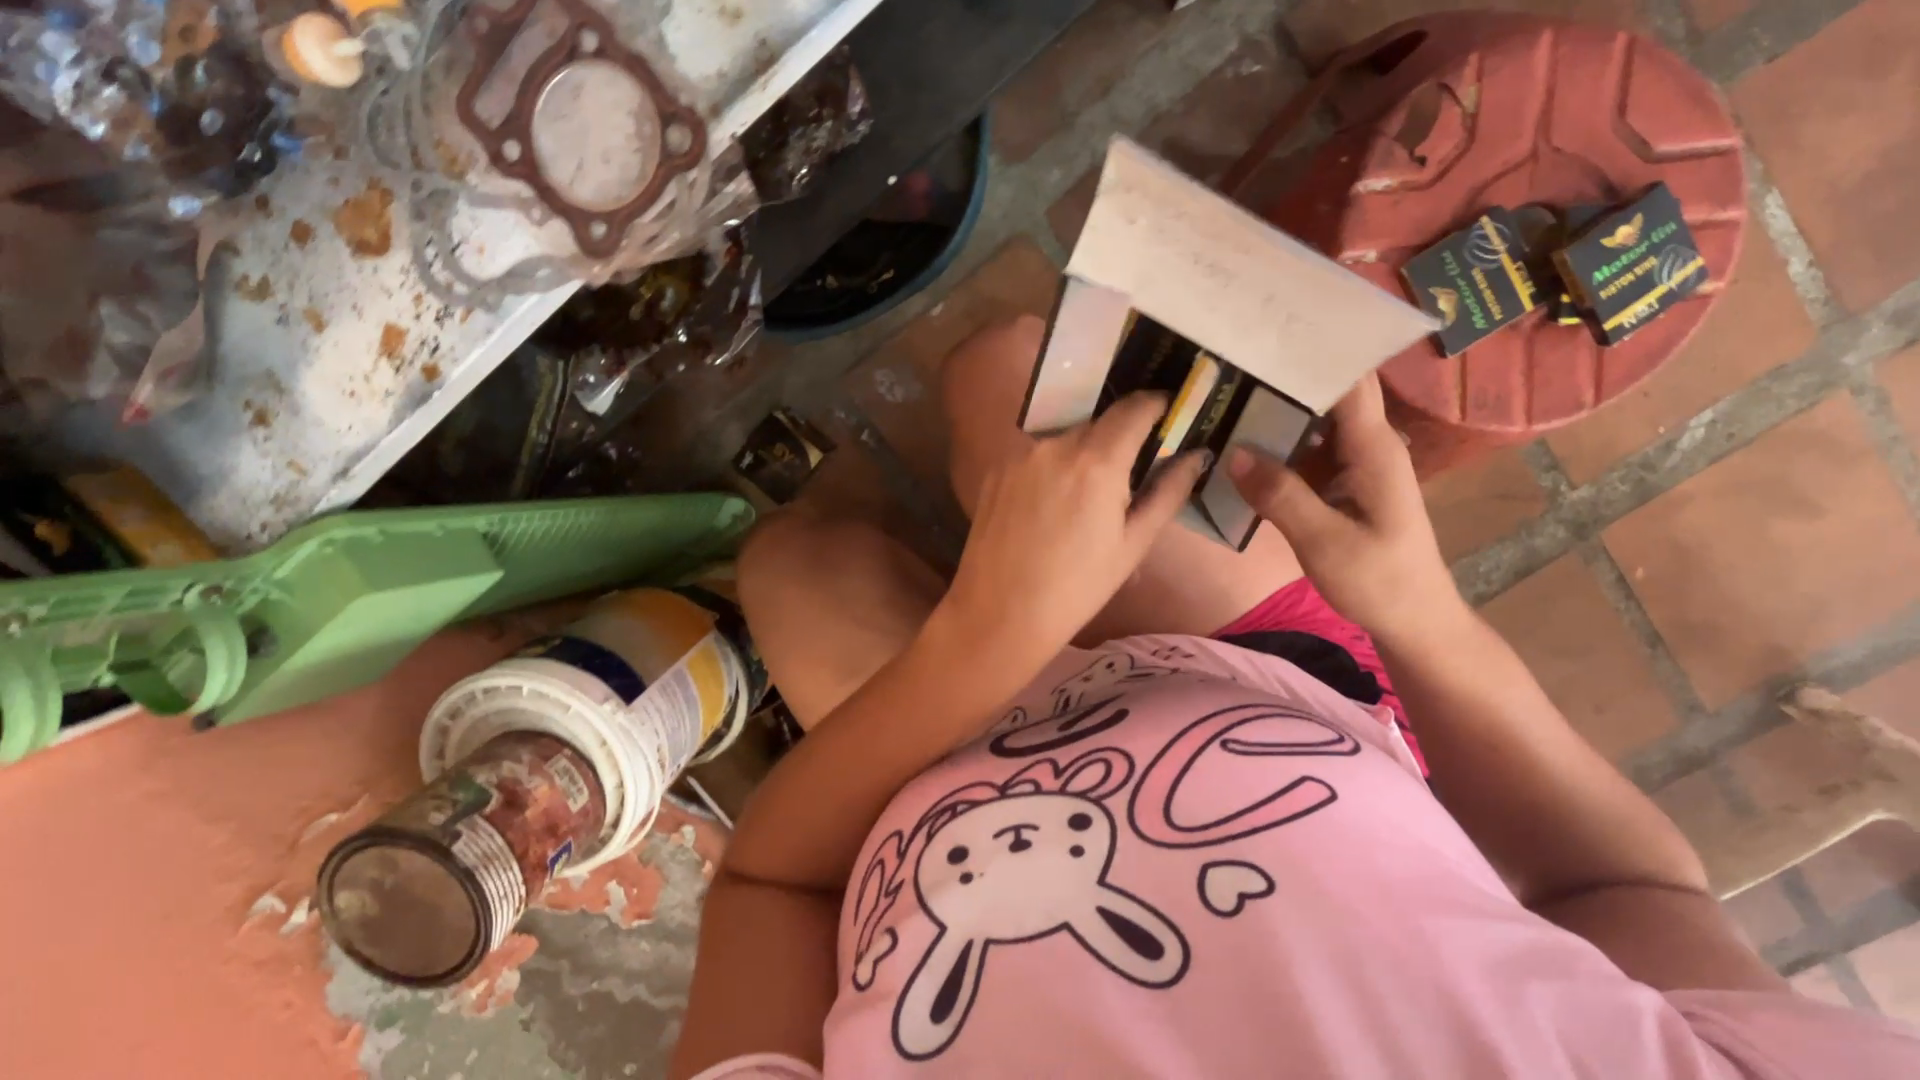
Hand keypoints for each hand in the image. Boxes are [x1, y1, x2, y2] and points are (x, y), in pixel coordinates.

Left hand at [934, 393, 1209, 672]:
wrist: (999, 614)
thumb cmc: (1077, 588)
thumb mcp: (1133, 545)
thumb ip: (1167, 493)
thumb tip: (1196, 456)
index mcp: (1096, 461)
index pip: (1135, 408)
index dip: (1157, 405)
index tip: (1170, 412)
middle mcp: (1055, 444)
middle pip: (1098, 423)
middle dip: (1119, 438)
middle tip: (1130, 471)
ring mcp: (1019, 455)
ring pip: (1064, 439)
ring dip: (1082, 454)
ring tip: (1086, 498)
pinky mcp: (995, 470)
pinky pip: (1035, 456)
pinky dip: (1051, 468)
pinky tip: (1050, 507)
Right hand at [1226, 374, 1463, 643]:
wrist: (1414, 621)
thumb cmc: (1380, 581)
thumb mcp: (1325, 542)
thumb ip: (1281, 496)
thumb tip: (1235, 452)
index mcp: (1374, 449)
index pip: (1349, 380)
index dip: (1317, 350)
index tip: (1271, 328)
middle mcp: (1368, 446)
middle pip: (1326, 394)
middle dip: (1284, 375)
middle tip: (1229, 357)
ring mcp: (1355, 465)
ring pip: (1312, 423)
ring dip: (1275, 411)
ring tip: (1224, 391)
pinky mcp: (1343, 484)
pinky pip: (1307, 452)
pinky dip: (1278, 445)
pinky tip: (1240, 443)